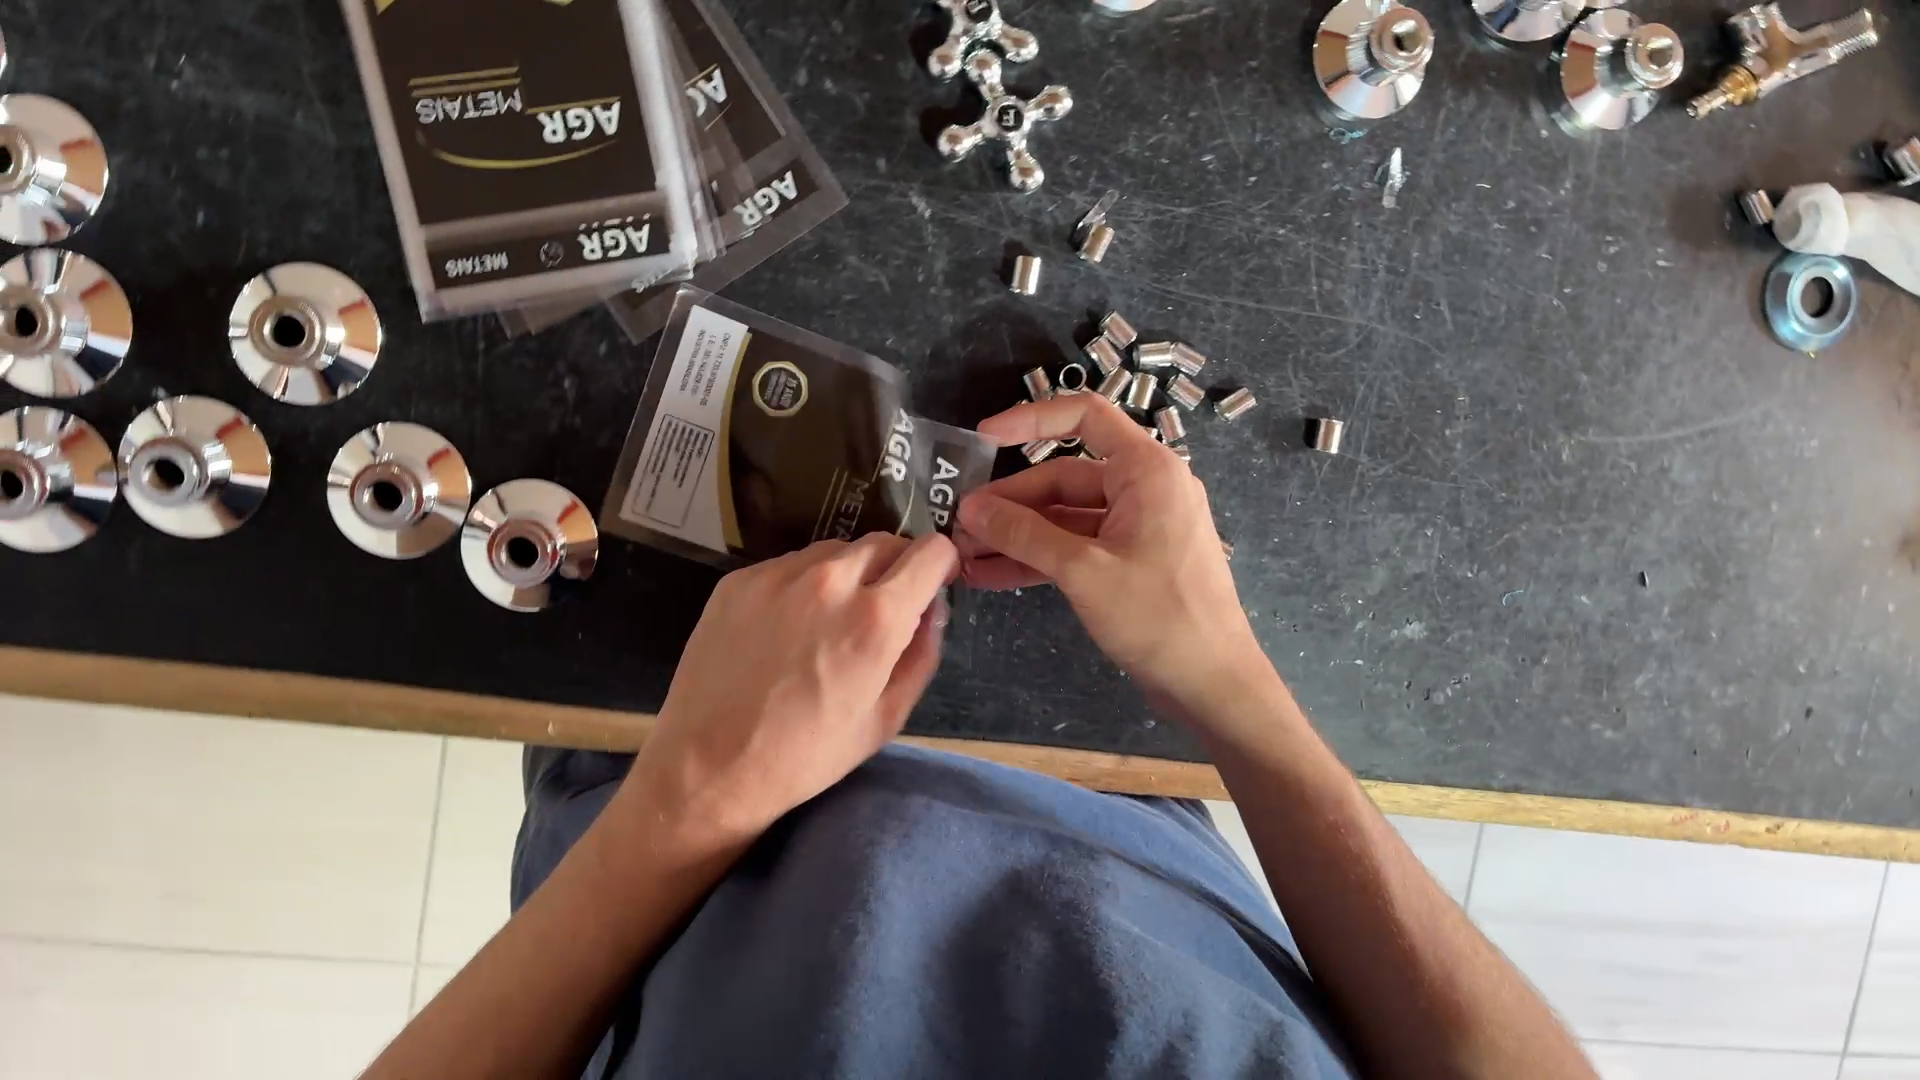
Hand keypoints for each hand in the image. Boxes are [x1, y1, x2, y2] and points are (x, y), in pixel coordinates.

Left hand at [626, 532, 958, 842]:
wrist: (708, 768)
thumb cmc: (807, 755)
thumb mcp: (886, 717)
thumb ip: (922, 653)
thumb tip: (932, 609)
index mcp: (876, 617)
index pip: (932, 550)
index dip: (940, 566)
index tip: (931, 588)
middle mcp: (830, 580)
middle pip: (886, 542)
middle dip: (897, 568)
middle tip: (882, 611)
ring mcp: (779, 574)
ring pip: (837, 550)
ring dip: (849, 573)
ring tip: (829, 622)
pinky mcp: (740, 579)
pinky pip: (791, 564)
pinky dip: (804, 584)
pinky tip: (786, 627)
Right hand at [956, 394, 1275, 719]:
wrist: (1212, 685)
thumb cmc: (1158, 616)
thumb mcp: (1083, 570)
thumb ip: (1024, 534)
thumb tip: (970, 510)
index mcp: (1146, 470)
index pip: (1085, 417)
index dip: (1030, 419)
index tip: (983, 439)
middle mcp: (1143, 489)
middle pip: (1063, 478)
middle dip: (1010, 503)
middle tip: (959, 525)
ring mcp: (1136, 529)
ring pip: (1064, 519)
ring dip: (1016, 536)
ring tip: (964, 556)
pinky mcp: (1129, 563)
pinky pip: (1076, 549)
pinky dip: (1038, 560)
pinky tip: (991, 576)